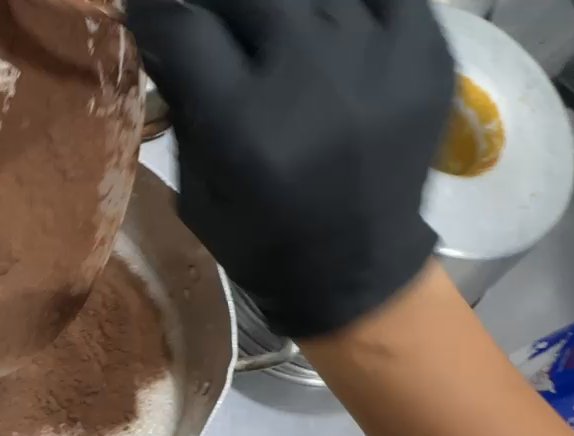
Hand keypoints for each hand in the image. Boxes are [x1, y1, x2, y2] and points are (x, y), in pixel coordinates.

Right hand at [125, 0, 453, 338]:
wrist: (358, 270)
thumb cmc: (265, 242)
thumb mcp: (199, 194)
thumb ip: (185, 111)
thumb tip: (169, 39)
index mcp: (242, 126)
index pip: (183, 26)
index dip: (155, 12)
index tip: (149, 14)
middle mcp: (308, 76)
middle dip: (215, 7)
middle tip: (212, 26)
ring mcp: (375, 56)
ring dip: (277, 10)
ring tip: (271, 36)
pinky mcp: (425, 49)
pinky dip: (344, 4)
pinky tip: (328, 28)